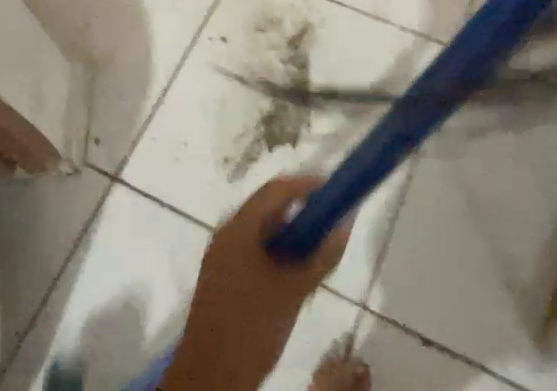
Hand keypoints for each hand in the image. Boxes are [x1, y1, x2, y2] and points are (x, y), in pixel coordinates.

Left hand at [166, 176, 354, 390]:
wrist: (210, 378)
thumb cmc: (251, 327)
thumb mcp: (294, 290)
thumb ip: (322, 255)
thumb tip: (346, 223)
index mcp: (238, 229)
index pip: (276, 190)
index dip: (307, 185)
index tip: (335, 191)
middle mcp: (227, 235)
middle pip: (270, 211)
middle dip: (303, 217)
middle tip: (330, 232)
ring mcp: (222, 258)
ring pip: (264, 235)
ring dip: (292, 241)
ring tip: (317, 263)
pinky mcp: (223, 279)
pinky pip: (255, 254)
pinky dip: (278, 258)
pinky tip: (296, 284)